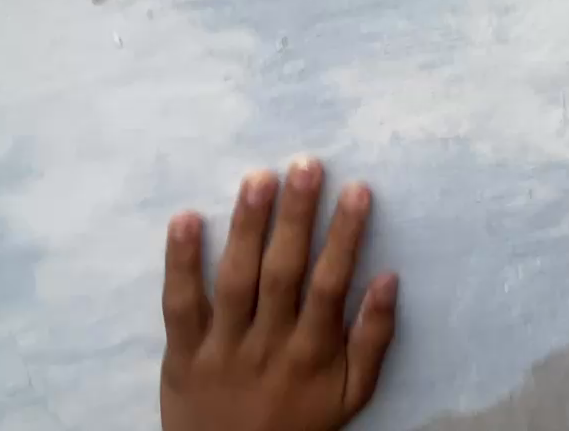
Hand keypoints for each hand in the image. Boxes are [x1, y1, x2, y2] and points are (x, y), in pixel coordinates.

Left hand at [161, 159, 398, 430]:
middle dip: (296, 215)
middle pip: (282, 272)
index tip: (357, 188)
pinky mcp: (181, 355)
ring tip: (258, 177)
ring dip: (247, 226)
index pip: (332, 283)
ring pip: (234, 280)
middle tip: (306, 165)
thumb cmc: (301, 422)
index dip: (345, 234)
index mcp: (311, 353)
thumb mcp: (353, 394)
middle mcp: (265, 346)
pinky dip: (180, 262)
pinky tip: (187, 218)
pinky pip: (179, 305)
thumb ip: (375, 338)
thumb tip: (388, 278)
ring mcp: (219, 350)